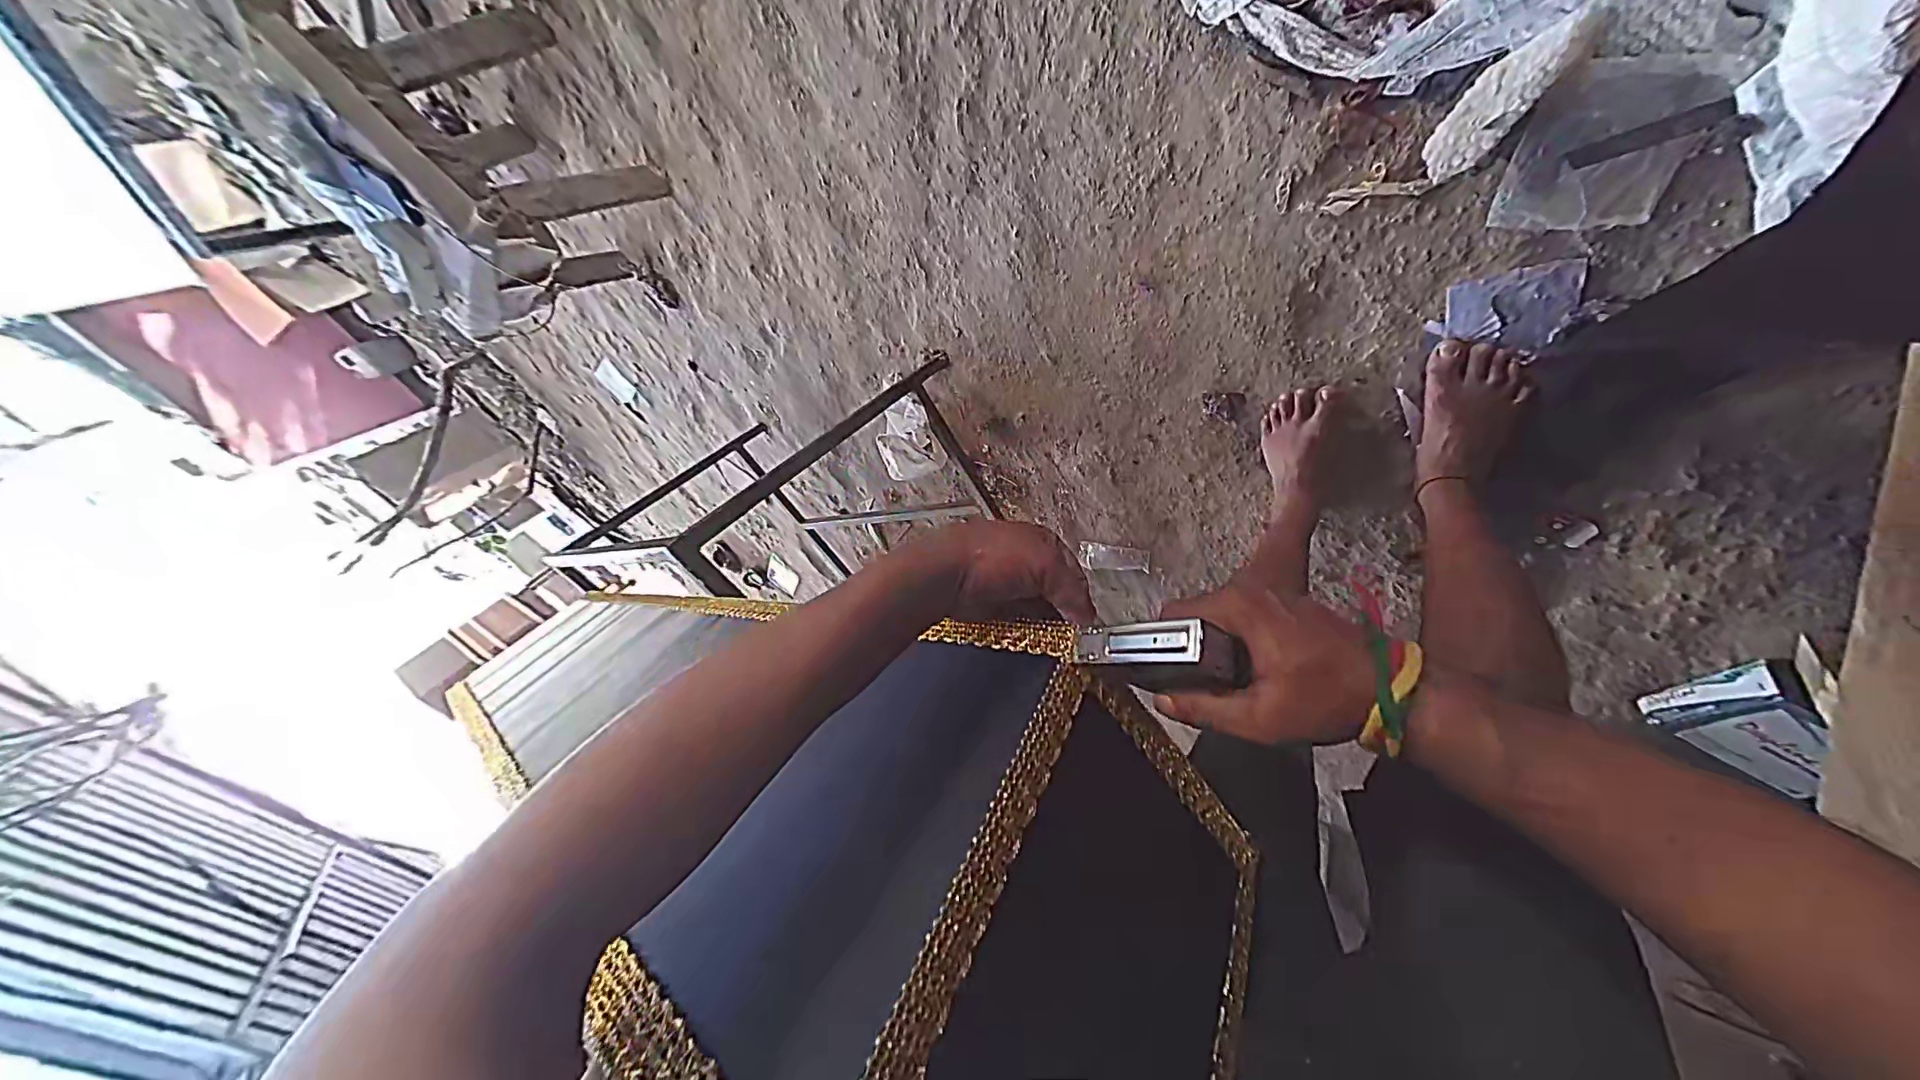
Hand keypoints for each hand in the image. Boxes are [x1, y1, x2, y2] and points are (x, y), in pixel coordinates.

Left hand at [906, 520, 1096, 624]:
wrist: (943, 573)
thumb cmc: (989, 555)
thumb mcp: (1045, 565)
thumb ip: (1071, 589)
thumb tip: (1087, 615)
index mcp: (1041, 541)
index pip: (1073, 571)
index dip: (1081, 596)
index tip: (1088, 621)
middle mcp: (1023, 559)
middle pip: (1054, 591)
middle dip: (1064, 612)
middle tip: (1073, 634)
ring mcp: (1004, 582)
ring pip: (1034, 608)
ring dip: (1043, 623)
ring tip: (1053, 640)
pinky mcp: (987, 603)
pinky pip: (1014, 620)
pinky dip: (1023, 629)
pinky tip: (1028, 637)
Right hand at [1153, 584, 1376, 744]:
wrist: (1391, 690)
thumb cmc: (1330, 700)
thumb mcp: (1260, 719)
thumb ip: (1204, 709)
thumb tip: (1165, 699)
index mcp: (1242, 607)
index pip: (1176, 612)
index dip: (1166, 643)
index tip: (1175, 671)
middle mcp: (1255, 590)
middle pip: (1196, 612)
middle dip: (1193, 645)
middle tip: (1212, 683)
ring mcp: (1273, 592)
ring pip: (1219, 613)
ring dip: (1215, 642)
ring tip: (1236, 679)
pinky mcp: (1286, 602)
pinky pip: (1242, 614)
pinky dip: (1237, 638)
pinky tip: (1256, 670)